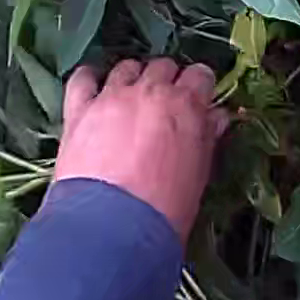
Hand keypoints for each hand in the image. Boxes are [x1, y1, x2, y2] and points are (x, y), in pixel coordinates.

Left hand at [55, 58, 229, 239]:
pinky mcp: (81, 109)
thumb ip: (207, 137)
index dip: (200, 86)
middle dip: (166, 80)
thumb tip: (218, 116)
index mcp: (186, 104)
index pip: (201, 75)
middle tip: (163, 104)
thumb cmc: (166, 211)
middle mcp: (151, 90)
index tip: (197, 99)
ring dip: (133, 78)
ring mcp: (113, 96)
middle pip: (163, 66)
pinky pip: (83, 78)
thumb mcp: (199, 175)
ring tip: (129, 98)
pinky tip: (92, 86)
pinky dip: (89, 78)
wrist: (110, 233)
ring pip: (127, 67)